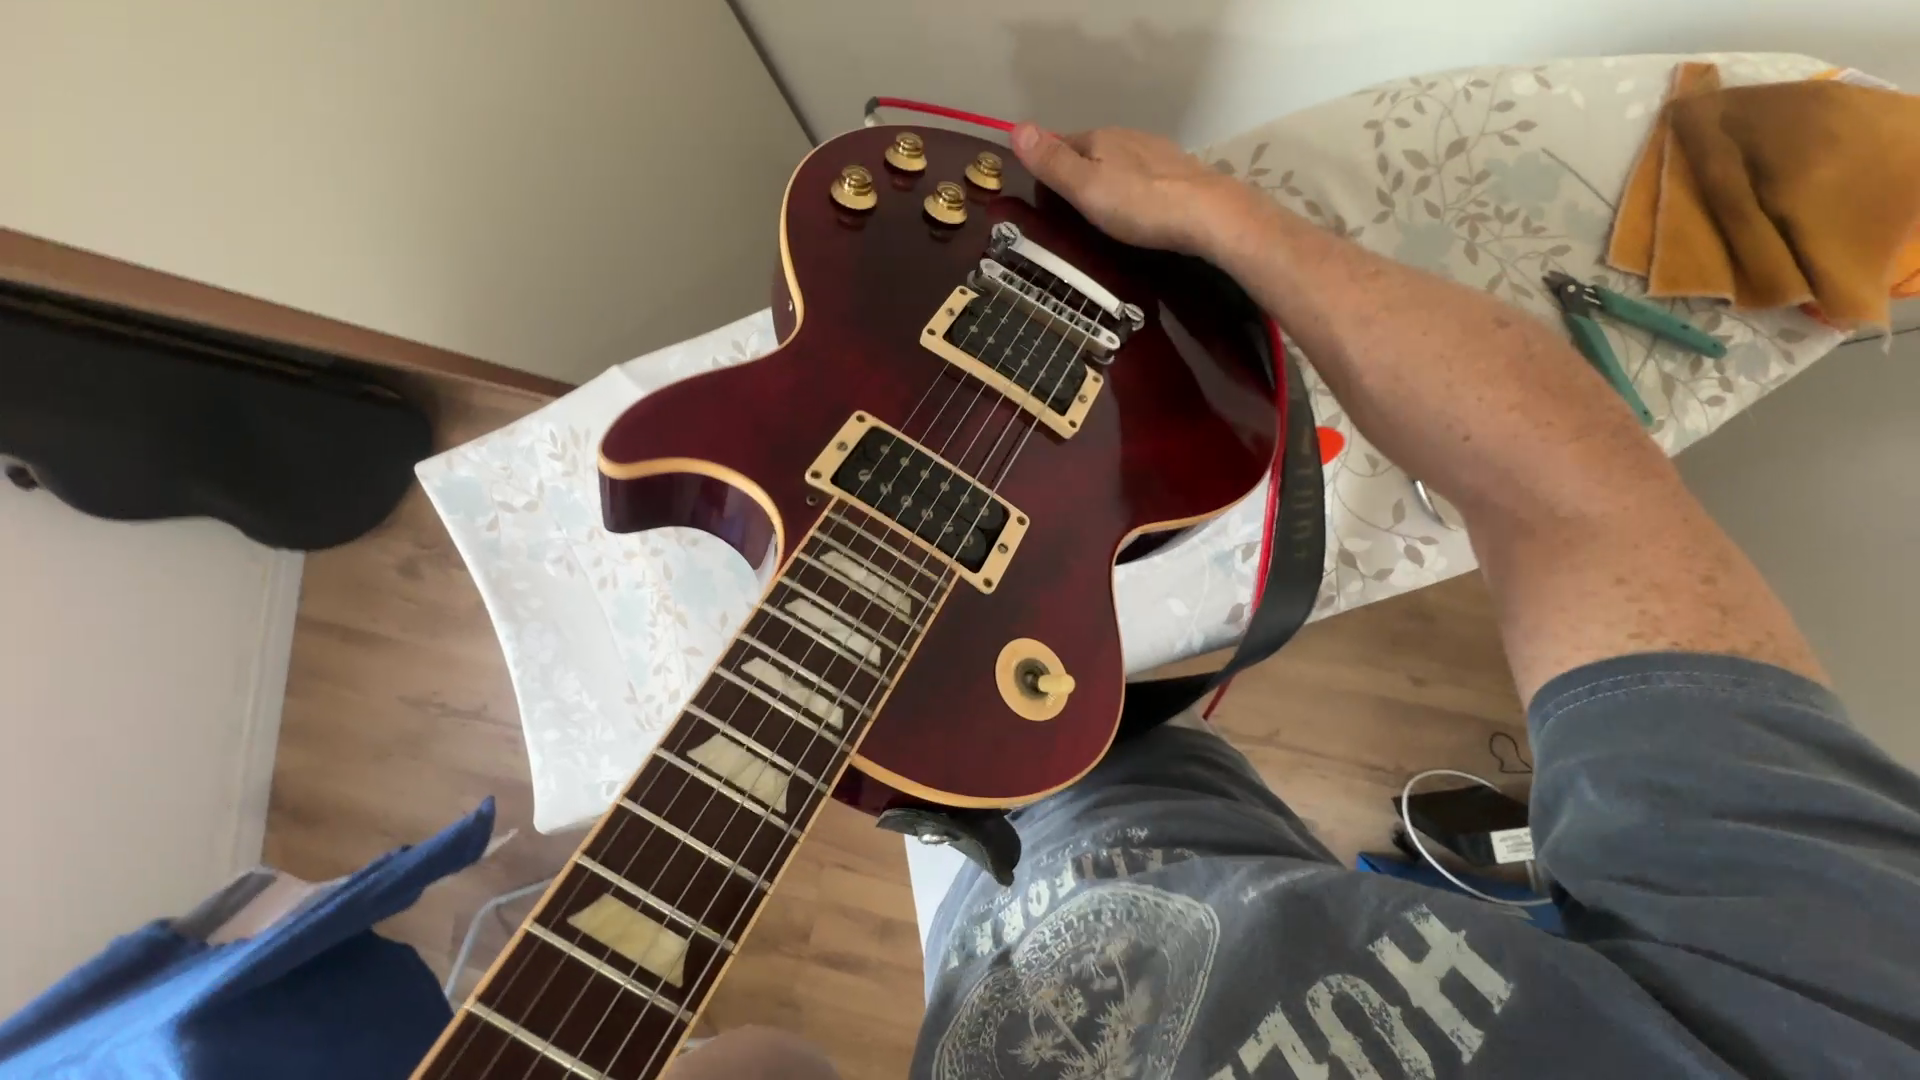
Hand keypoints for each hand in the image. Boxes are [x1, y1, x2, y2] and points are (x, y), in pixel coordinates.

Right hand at [1009, 123, 1258, 255]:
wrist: (1207, 215)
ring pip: (1119, 165)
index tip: (1037, 194)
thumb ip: (1052, 162)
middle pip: (1091, 153)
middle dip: (1077, 175)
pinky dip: (1131, 192)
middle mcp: (1128, 138)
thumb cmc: (1139, 205)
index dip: (1046, 165)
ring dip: (1106, 183)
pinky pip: (1142, 179)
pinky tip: (1135, 211)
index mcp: (1100, 139)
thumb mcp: (1085, 187)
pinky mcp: (1178, 175)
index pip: (1061, 143)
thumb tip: (1015, 127)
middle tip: (1065, 212)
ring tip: (1099, 214)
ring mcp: (1156, 155)